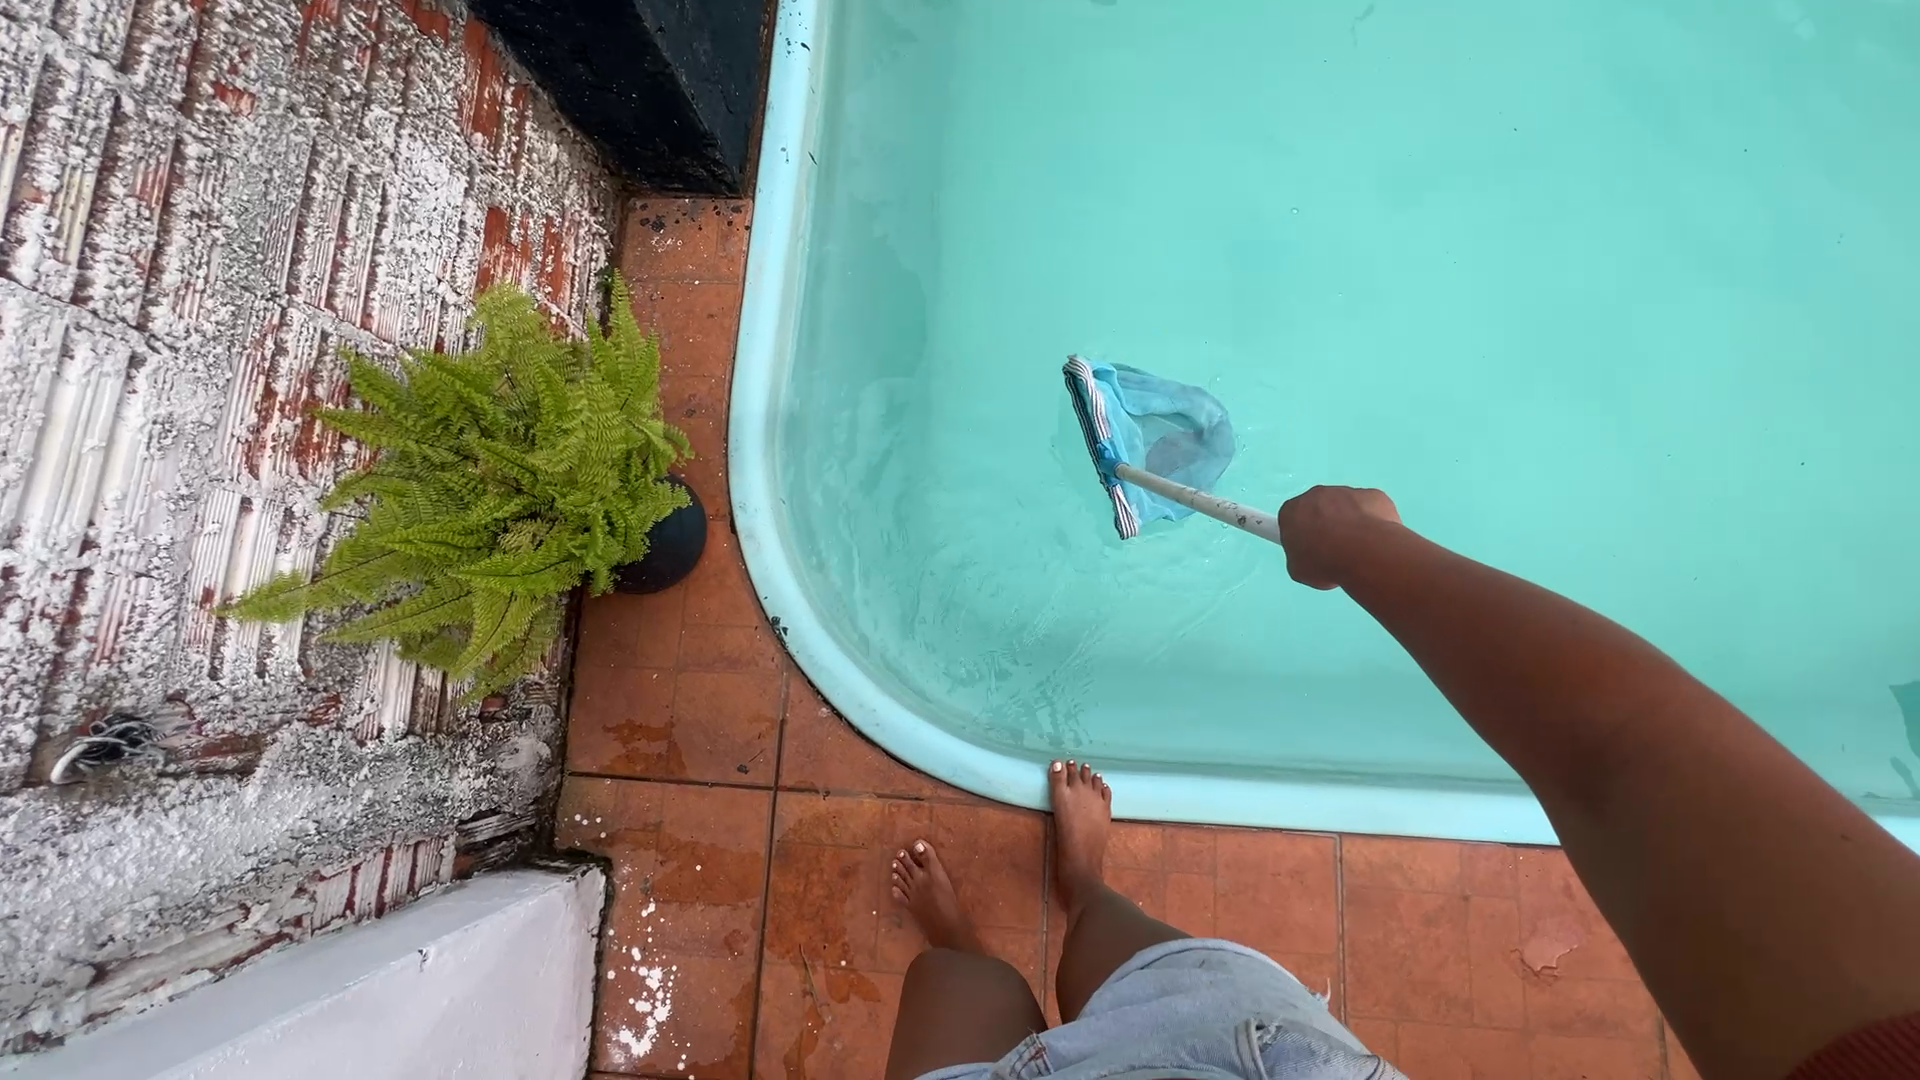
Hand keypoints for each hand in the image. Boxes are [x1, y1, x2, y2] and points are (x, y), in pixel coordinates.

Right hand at [1276, 485, 1402, 589]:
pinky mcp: (1373, 494)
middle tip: (1333, 550)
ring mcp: (1346, 492)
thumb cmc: (1325, 562)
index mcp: (1291, 511)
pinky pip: (1370, 507)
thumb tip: (1310, 557)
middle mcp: (1316, 495)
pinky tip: (1376, 540)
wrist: (1366, 554)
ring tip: (1358, 549)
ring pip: (1346, 506)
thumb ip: (1299, 556)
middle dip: (1325, 524)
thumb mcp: (1298, 570)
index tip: (1308, 547)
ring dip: (1349, 522)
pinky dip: (1373, 521)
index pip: (1291, 519)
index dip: (1300, 534)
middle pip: (1319, 508)